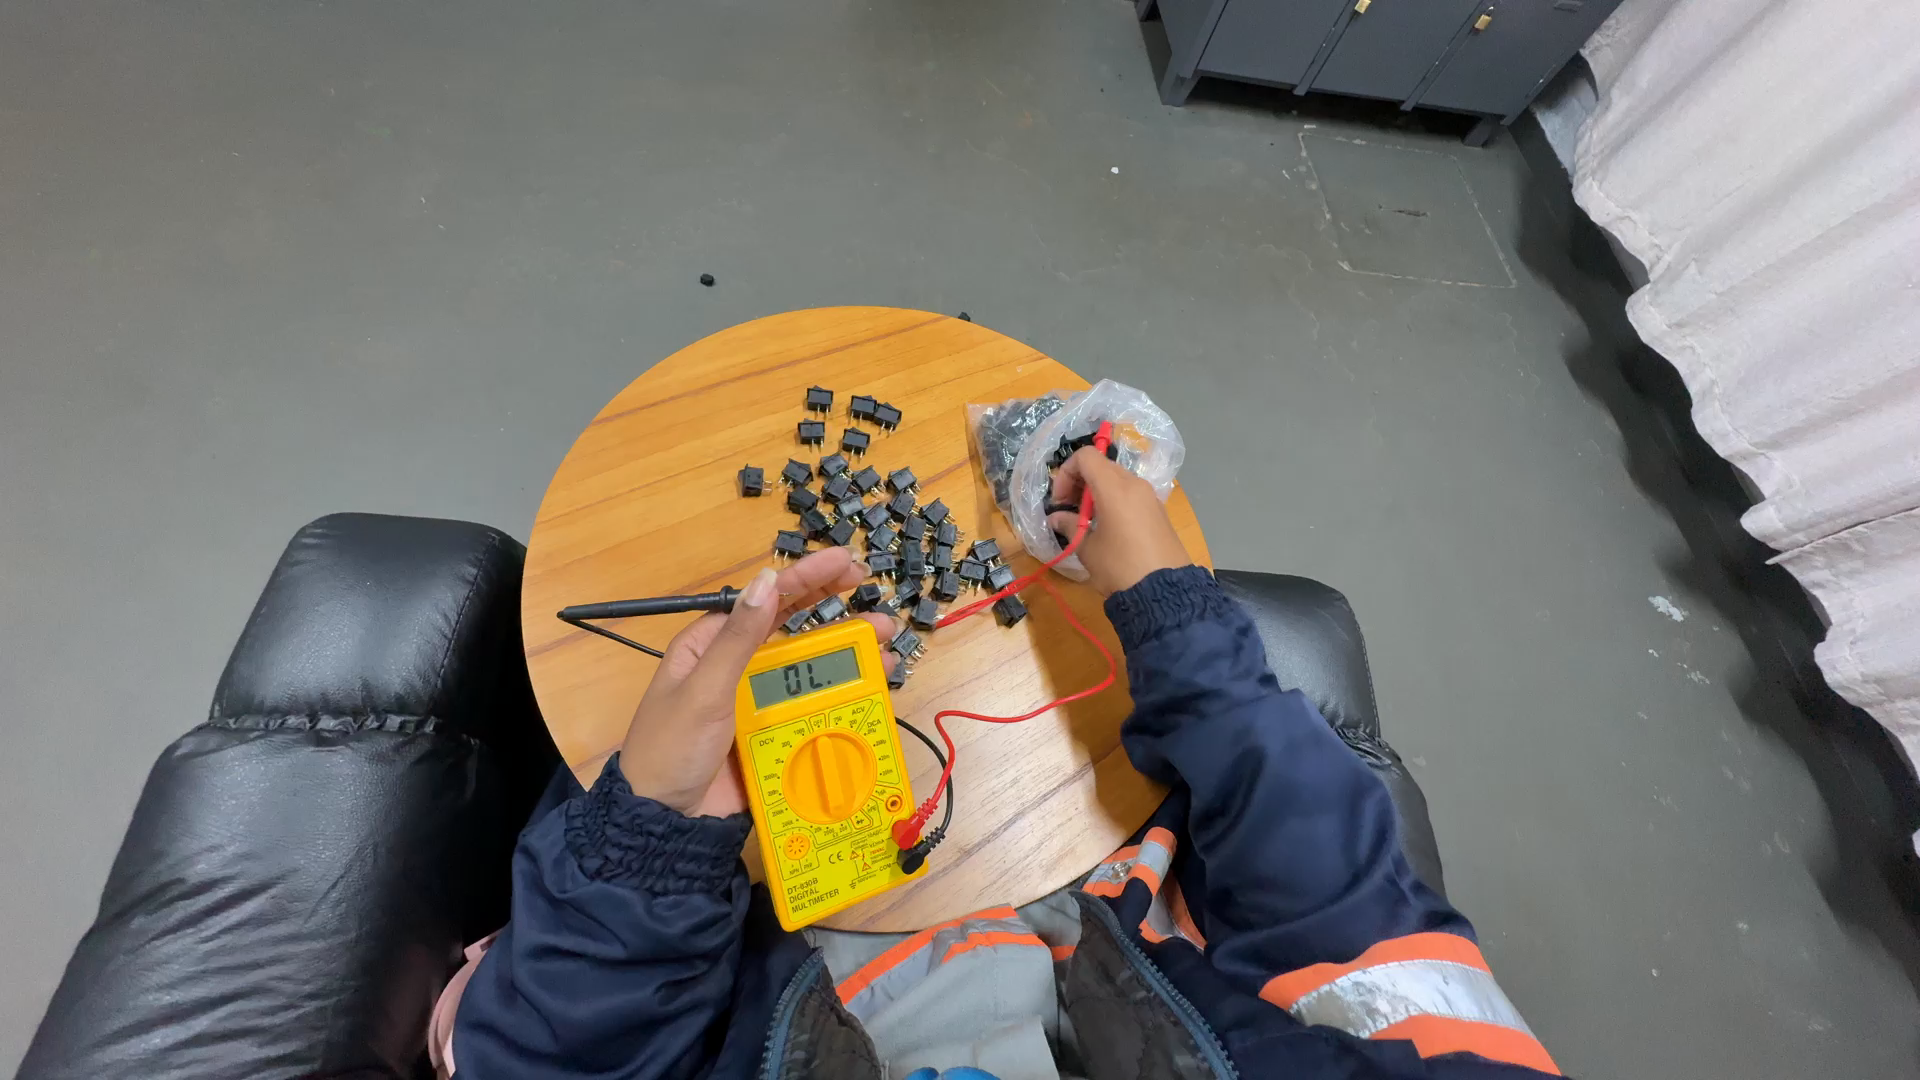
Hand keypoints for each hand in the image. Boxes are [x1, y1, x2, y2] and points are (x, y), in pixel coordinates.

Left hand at [619, 548, 898, 816]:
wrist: (666, 825)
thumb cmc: (671, 750)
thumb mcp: (703, 690)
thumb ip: (738, 638)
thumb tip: (767, 581)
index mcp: (712, 644)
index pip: (765, 600)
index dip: (806, 576)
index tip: (844, 561)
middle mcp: (739, 664)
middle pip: (794, 625)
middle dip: (833, 604)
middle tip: (869, 587)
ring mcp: (760, 697)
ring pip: (811, 663)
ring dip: (847, 646)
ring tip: (885, 636)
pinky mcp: (777, 728)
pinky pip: (815, 700)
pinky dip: (845, 688)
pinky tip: (873, 680)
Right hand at [1046, 446, 1191, 595]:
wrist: (1165, 591)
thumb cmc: (1120, 567)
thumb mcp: (1088, 549)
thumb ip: (1070, 526)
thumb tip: (1056, 518)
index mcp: (1114, 488)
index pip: (1085, 456)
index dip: (1066, 473)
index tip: (1060, 500)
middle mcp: (1134, 484)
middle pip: (1101, 466)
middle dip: (1079, 482)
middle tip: (1068, 509)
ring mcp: (1149, 496)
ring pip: (1116, 479)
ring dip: (1096, 492)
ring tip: (1086, 520)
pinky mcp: (1158, 511)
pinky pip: (1130, 494)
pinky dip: (1113, 500)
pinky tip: (1107, 527)